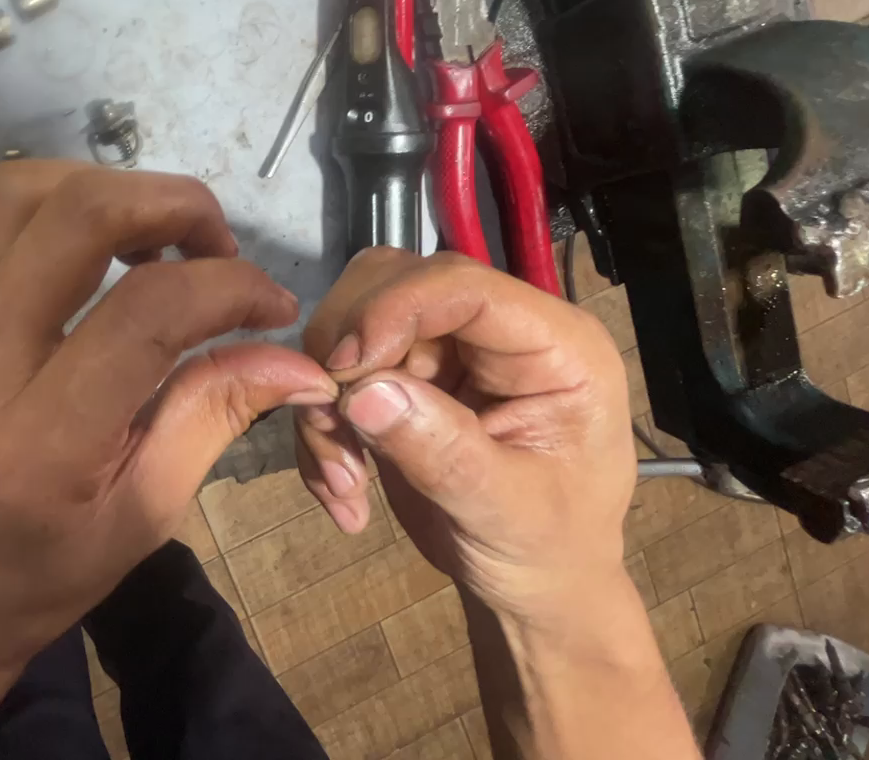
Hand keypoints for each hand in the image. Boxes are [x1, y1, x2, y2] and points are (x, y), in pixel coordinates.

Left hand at [0, 161, 337, 674]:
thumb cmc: (46, 572)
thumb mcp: (147, 512)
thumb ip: (217, 415)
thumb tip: (297, 356)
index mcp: (40, 441)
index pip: (144, 312)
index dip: (227, 286)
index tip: (273, 303)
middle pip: (76, 217)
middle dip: (171, 205)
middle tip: (218, 246)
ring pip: (22, 191)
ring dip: (109, 189)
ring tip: (159, 239)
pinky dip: (58, 197)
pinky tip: (101, 240)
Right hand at [295, 250, 634, 621]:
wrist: (528, 586)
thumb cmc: (548, 553)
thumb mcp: (509, 514)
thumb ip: (444, 451)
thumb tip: (362, 393)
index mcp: (550, 345)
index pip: (459, 284)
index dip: (391, 309)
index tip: (343, 370)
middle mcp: (490, 330)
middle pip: (390, 282)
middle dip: (345, 349)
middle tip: (330, 422)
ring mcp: (440, 348)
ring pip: (347, 322)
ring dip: (324, 394)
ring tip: (343, 475)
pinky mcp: (398, 373)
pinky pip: (331, 368)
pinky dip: (318, 420)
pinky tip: (341, 483)